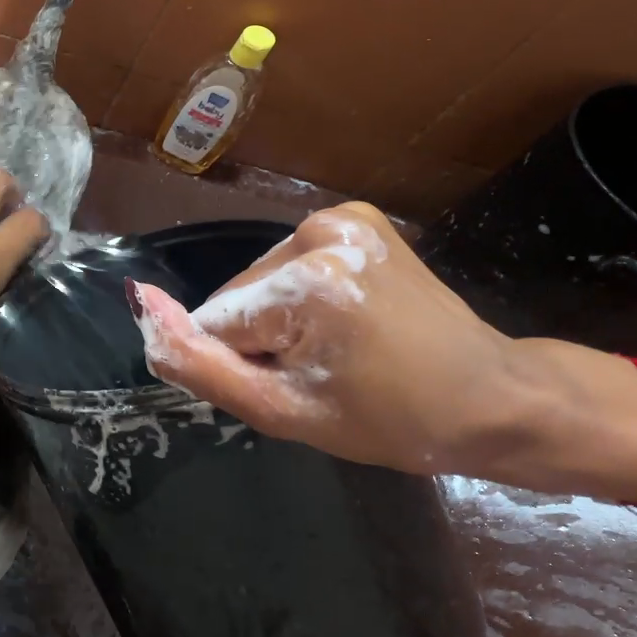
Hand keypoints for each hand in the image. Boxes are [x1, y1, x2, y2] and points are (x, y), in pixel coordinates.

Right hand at [128, 202, 636, 500]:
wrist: (495, 397)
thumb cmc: (392, 420)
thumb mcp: (283, 411)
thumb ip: (198, 363)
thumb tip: (141, 303)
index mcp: (307, 283)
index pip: (215, 323)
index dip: (246, 363)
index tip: (300, 384)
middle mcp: (317, 232)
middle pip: (236, 296)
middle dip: (259, 337)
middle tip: (321, 371)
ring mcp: (340, 218)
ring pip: (257, 280)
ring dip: (277, 318)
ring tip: (339, 347)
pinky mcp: (354, 216)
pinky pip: (285, 263)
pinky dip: (299, 295)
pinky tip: (345, 317)